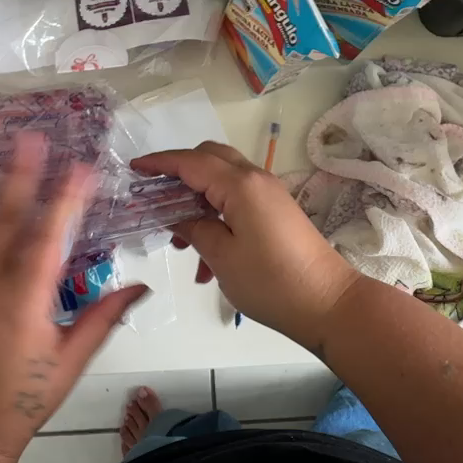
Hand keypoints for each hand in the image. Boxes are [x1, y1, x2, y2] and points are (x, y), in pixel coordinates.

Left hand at [0, 131, 148, 462]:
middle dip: (20, 179)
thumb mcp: (70, 363)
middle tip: (29, 140)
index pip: (52, 241)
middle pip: (7, 225)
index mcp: (25, 302)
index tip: (82, 167)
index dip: (68, 202)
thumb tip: (141, 287)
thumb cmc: (21, 400)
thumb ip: (102, 319)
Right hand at [131, 141, 360, 350]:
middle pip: (209, 158)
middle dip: (179, 173)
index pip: (190, 162)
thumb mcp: (222, 257)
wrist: (328, 304)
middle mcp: (255, 179)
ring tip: (179, 241)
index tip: (134, 169)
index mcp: (240, 185)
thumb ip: (193, 229)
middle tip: (155, 198)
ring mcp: (268, 193)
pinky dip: (216, 215)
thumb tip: (176, 217)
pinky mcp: (275, 210)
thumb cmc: (271, 281)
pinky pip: (237, 199)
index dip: (159, 163)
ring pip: (222, 180)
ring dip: (197, 200)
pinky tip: (207, 261)